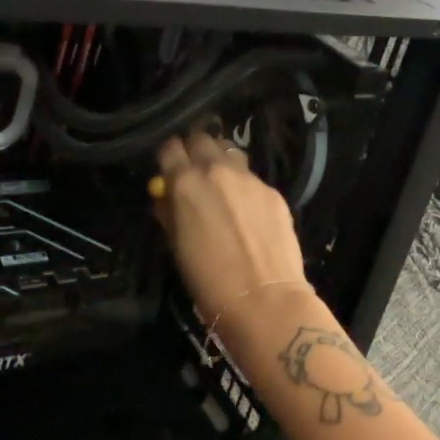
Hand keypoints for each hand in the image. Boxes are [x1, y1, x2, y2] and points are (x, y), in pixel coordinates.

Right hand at [153, 132, 308, 320]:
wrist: (264, 301)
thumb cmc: (209, 281)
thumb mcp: (176, 245)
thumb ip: (169, 212)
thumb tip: (166, 197)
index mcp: (185, 182)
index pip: (169, 146)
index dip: (168, 156)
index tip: (168, 169)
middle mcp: (215, 169)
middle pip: (200, 138)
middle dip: (195, 150)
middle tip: (195, 172)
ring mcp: (247, 177)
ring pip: (229, 151)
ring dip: (221, 161)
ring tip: (223, 185)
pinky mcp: (272, 190)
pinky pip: (252, 178)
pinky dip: (245, 186)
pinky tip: (248, 211)